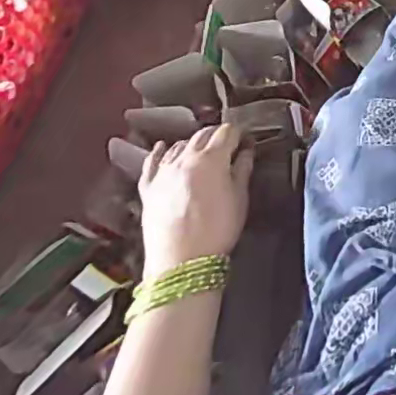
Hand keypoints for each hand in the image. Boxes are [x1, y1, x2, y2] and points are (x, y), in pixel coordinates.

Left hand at [138, 123, 252, 276]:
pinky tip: (162, 147)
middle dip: (217, 135)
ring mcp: (164, 172)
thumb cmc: (217, 230)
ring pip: (179, 145)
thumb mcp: (239, 198)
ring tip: (202, 151)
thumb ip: (243, 169)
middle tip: (228, 145)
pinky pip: (152, 162)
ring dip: (193, 143)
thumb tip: (246, 151)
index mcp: (212, 159)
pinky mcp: (148, 187)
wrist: (180, 263)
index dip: (239, 134)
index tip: (245, 141)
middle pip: (202, 134)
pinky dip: (159, 152)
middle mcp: (185, 158)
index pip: (227, 132)